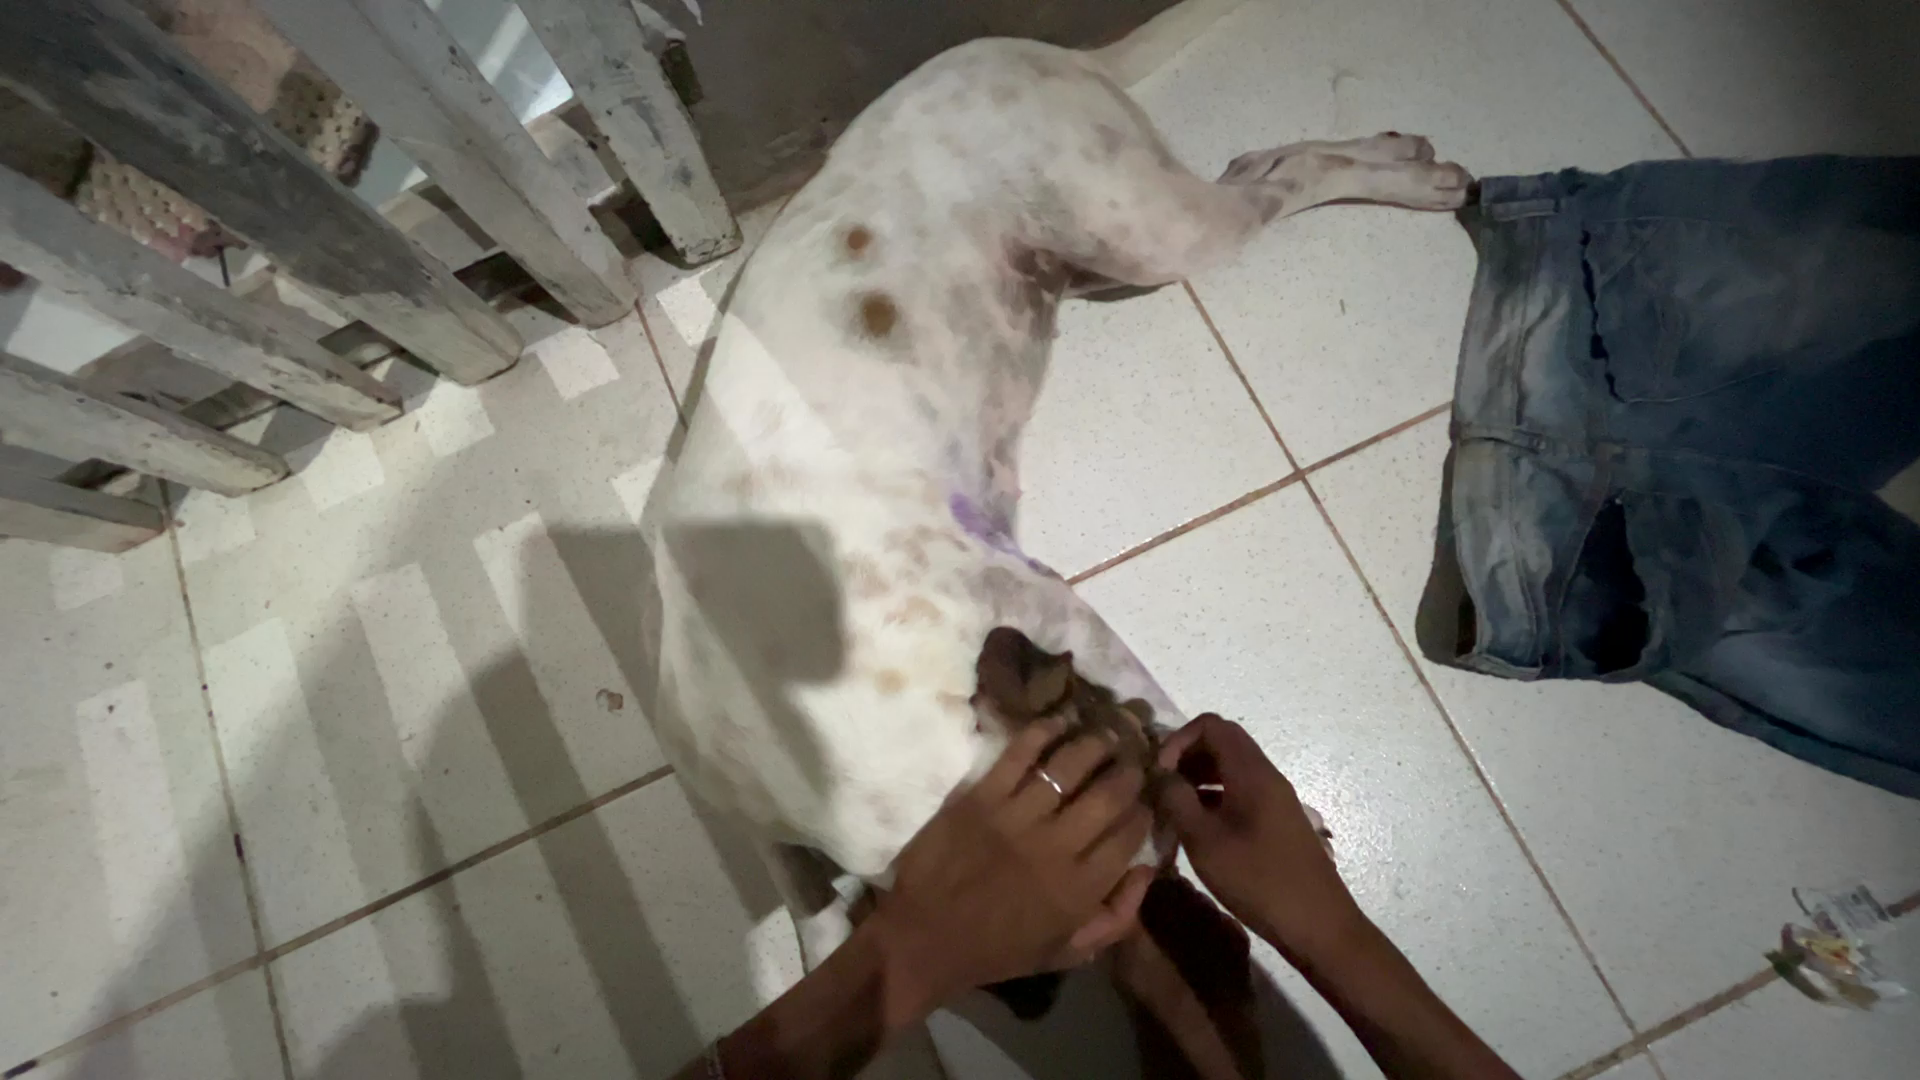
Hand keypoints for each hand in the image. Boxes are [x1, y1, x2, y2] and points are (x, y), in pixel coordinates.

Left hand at [869, 716, 1156, 1010]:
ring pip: (1070, 766)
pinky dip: (1043, 731)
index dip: (1145, 810)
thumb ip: (1115, 918)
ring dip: (1095, 744)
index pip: (1129, 836)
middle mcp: (1056, 848)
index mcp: (1079, 889)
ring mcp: (1017, 817)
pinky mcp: (982, 795)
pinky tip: (1058, 721)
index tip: (1146, 797)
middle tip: (1133, 758)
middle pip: (1108, 795)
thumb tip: (1148, 869)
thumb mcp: (1066, 952)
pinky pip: (1020, 753)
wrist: (924, 936)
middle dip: (1128, 771)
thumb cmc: (998, 949)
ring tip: (1105, 734)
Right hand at [1155, 714, 1365, 962]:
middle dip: (1185, 755)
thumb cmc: (1258, 880)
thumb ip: (1176, 799)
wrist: (1320, 928)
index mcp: (1250, 772)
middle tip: (1162, 785)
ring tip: (1173, 806)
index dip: (1178, 739)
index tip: (1160, 771)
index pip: (1211, 725)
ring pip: (1229, 767)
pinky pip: (1239, 790)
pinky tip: (1196, 827)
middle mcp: (1265, 776)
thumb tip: (1159, 774)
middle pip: (1221, 742)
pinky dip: (1213, 796)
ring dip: (1197, 776)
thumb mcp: (1204, 840)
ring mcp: (1274, 798)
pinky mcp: (1276, 821)